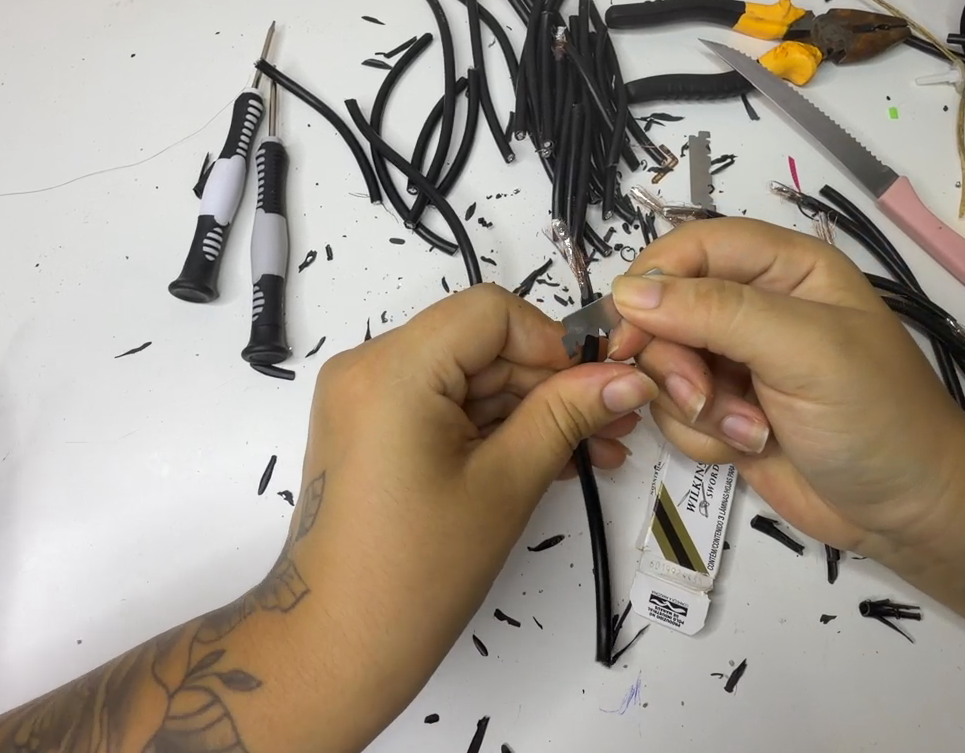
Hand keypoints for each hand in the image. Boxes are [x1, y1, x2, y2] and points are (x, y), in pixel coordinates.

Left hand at [287, 284, 656, 740]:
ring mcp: (365, 395)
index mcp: (392, 368)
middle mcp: (368, 365)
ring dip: (529, 408)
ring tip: (593, 449)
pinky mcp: (371, 423)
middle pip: (480, 344)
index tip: (596, 385)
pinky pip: (443, 402)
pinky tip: (548, 455)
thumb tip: (630, 378)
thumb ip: (567, 415)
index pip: (490, 312)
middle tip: (612, 422)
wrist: (334, 652)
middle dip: (549, 382)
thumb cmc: (417, 574)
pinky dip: (491, 425)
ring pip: (467, 375)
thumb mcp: (505, 485)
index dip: (552, 341)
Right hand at [606, 217, 964, 555]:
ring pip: (661, 362)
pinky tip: (751, 444)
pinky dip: (702, 432)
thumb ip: (716, 312)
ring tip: (751, 430)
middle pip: (664, 307)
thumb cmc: (875, 416)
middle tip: (701, 396)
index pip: (693, 246)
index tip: (629, 333)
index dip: (653, 280)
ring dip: (694, 403)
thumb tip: (627, 292)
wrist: (910, 513)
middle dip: (675, 360)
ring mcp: (733, 357)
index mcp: (782, 266)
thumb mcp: (803, 350)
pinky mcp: (722, 405)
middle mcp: (752, 303)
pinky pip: (672, 407)